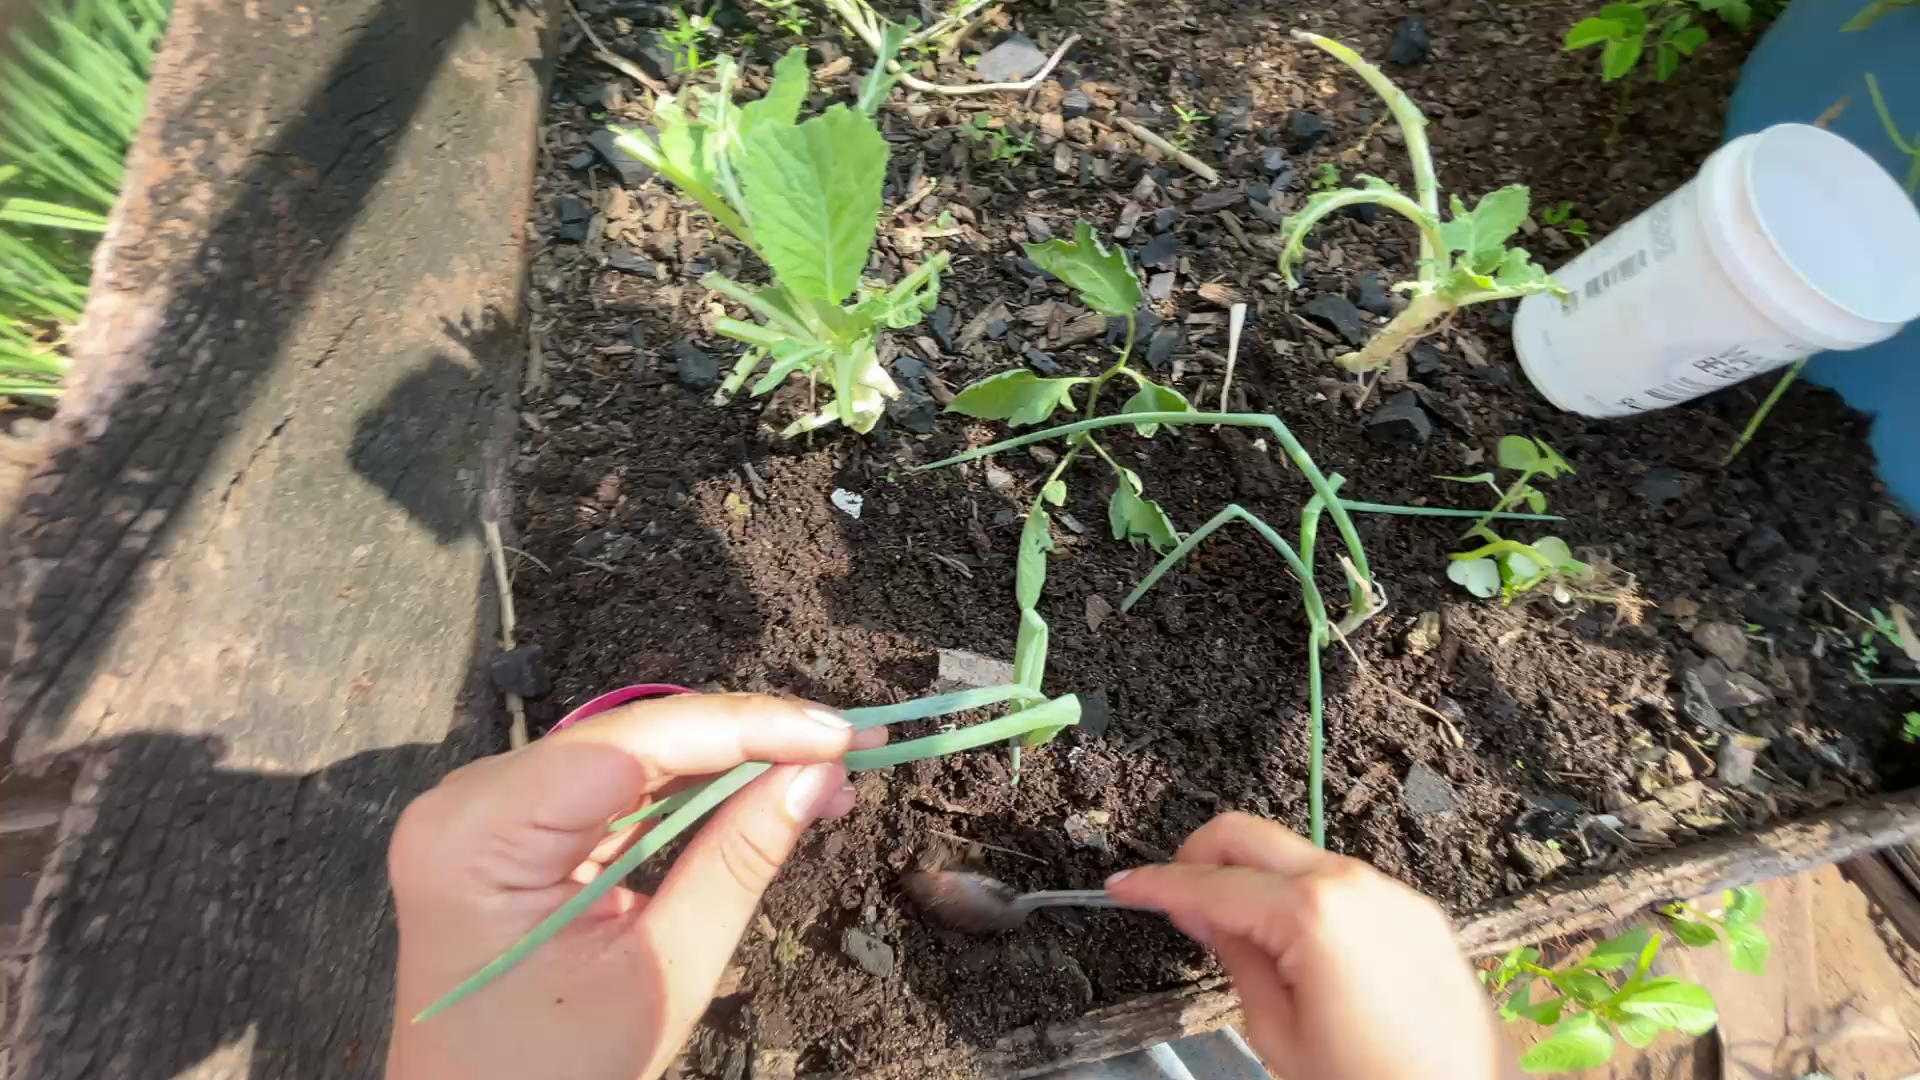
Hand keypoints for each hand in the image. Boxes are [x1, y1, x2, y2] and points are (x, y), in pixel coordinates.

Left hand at [385, 693, 882, 1079]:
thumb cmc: (557, 1078)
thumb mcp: (665, 972)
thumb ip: (740, 859)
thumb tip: (823, 772)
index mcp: (481, 835)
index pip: (639, 743)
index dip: (751, 726)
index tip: (842, 734)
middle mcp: (479, 794)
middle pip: (647, 735)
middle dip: (758, 738)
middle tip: (852, 746)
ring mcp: (501, 798)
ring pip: (651, 747)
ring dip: (744, 757)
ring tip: (828, 771)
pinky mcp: (530, 811)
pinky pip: (636, 777)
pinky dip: (709, 782)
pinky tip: (772, 784)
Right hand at [1105, 813, 1500, 1079]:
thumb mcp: (1280, 1037)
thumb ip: (1235, 955)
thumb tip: (1204, 912)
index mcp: (1311, 914)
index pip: (1210, 885)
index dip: (1157, 885)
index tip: (1122, 886)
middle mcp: (1350, 881)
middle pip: (1246, 833)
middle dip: (1198, 855)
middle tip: (1175, 897)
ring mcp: (1388, 890)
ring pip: (1289, 852)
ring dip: (1248, 875)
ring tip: (1235, 931)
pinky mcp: (1413, 908)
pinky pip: (1333, 879)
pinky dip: (1294, 892)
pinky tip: (1291, 942)